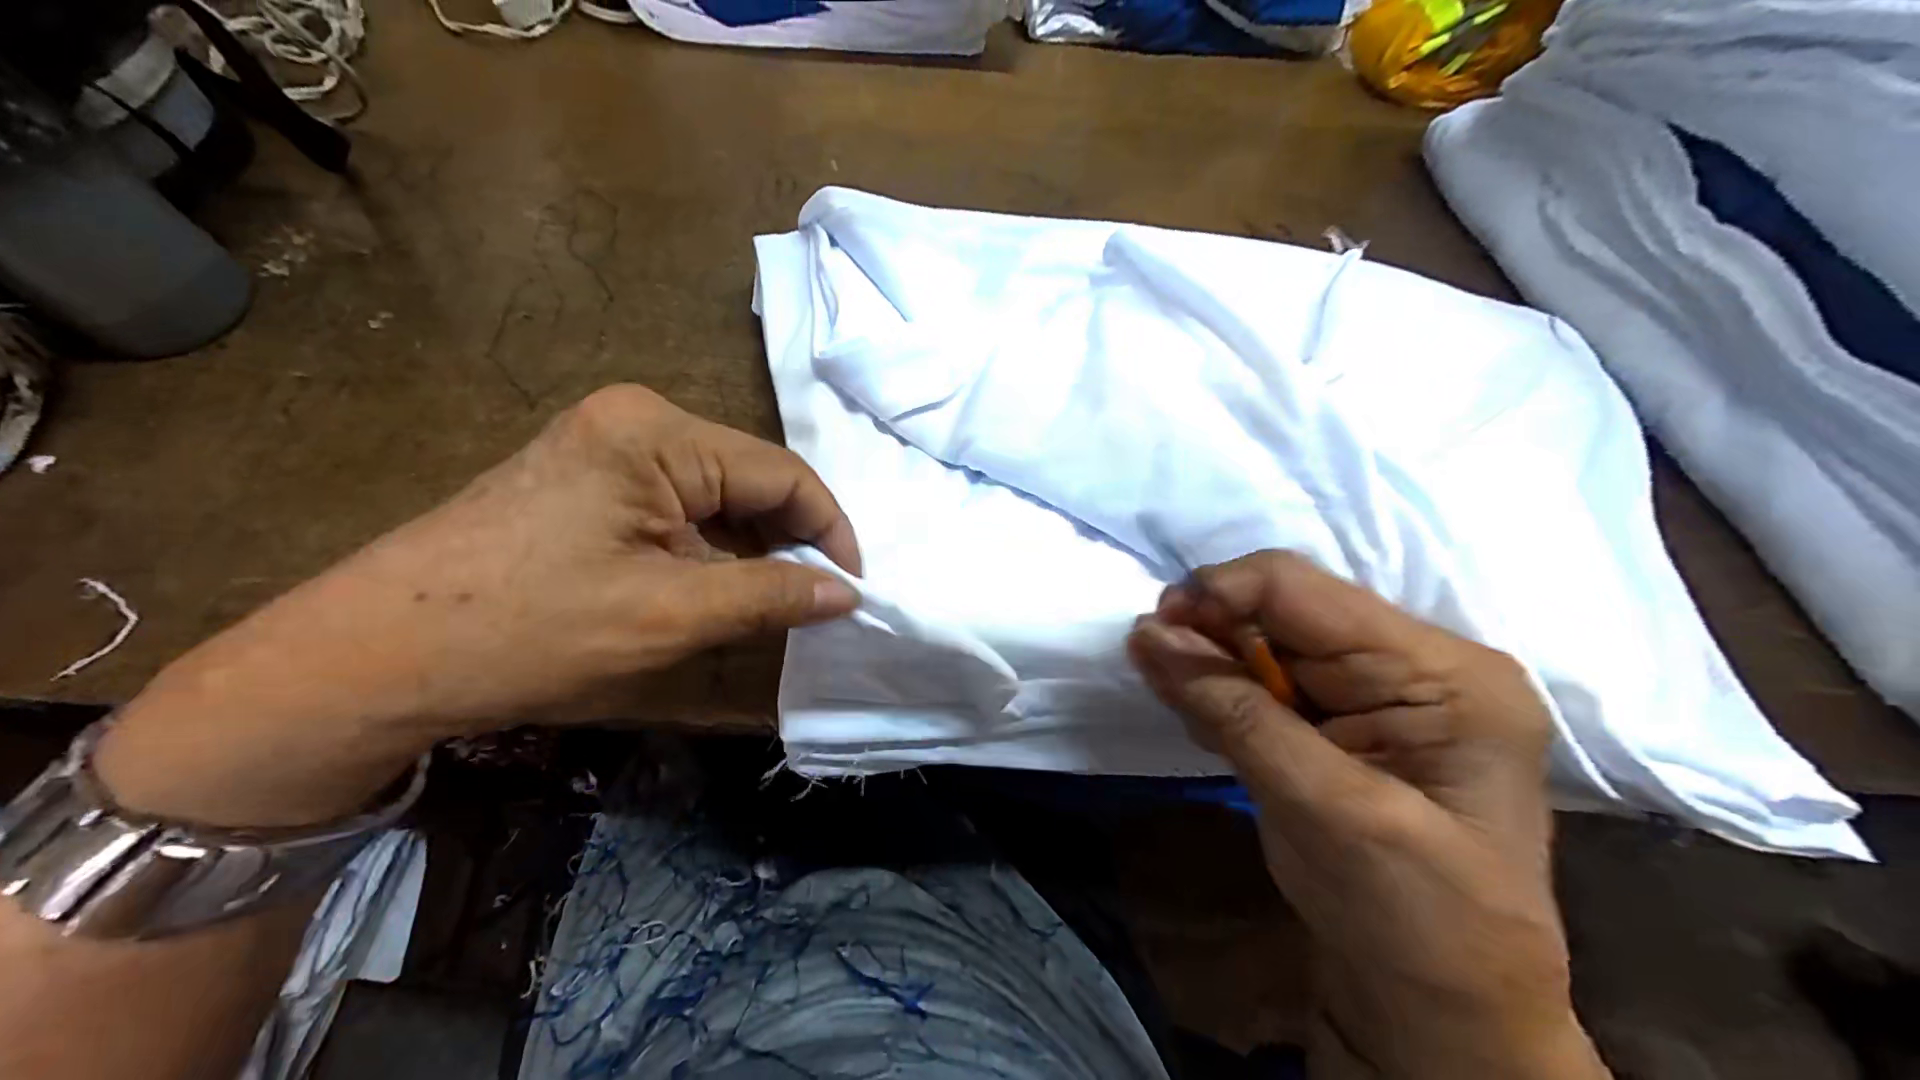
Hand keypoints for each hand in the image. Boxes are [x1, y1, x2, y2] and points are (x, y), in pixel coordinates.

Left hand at [96, 386, 860, 826]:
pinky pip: (679, 503)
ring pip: (717, 494)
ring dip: (752, 547)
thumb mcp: (668, 616)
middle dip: (790, 539)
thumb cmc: (527, 630)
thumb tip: (848, 593)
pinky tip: (719, 586)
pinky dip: (711, 546)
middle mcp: (636, 418)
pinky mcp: (588, 475)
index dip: (829, 529)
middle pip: (749, 478)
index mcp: (656, 433)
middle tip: (819, 599)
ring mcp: (606, 443)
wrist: (372, 656)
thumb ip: (770, 596)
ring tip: (776, 600)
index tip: (855, 585)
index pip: (781, 472)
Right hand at [1128, 552, 1608, 1079]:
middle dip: (1210, 630)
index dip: (1222, 591)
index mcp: (1441, 672)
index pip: (1307, 590)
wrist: (1441, 1009)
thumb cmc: (1419, 920)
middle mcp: (1409, 665)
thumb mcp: (1330, 813)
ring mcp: (1372, 694)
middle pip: (1281, 609)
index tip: (1155, 628)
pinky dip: (1219, 692)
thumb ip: (1237, 714)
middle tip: (1155, 664)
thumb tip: (1147, 634)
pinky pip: (1260, 681)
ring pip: (1261, 641)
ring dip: (1209, 663)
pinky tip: (1204, 720)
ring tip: (1181, 701)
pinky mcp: (1334, 721)